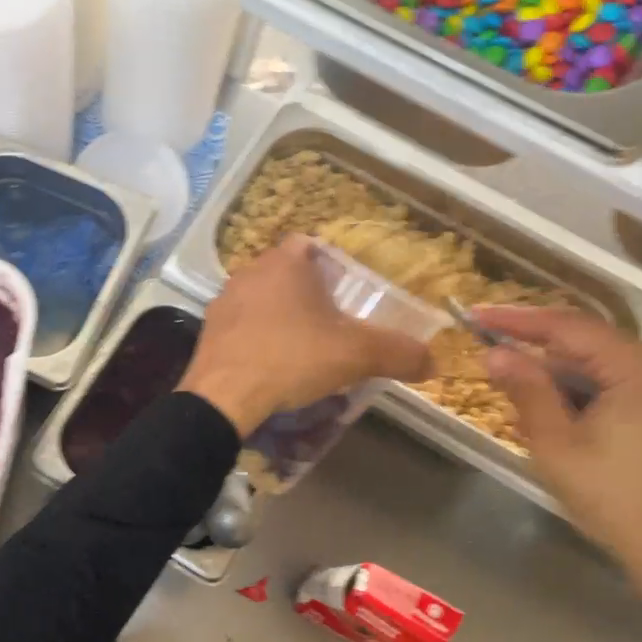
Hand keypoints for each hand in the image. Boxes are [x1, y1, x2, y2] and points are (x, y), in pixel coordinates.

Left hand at [179, 236, 432, 435]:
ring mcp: (222, 301)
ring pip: (260, 300)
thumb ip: (398, 354)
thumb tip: (434, 363)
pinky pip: (240, 327)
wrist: (224, 396)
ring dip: (279, 316)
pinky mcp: (207, 331)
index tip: (345, 294)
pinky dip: (256, 339)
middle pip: (285, 273)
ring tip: (300, 347)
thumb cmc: (292, 359)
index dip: (331, 265)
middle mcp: (249, 271)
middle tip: (329, 324)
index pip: (311, 246)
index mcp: (285, 262)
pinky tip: (269, 364)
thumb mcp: (356, 356)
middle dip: (306, 294)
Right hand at [477, 306, 641, 641]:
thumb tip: (494, 352)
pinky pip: (623, 383)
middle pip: (588, 345)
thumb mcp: (556, 444)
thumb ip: (526, 390)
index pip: (569, 327)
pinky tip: (558, 414)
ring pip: (603, 366)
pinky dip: (586, 392)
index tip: (474, 314)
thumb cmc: (616, 499)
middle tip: (489, 362)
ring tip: (518, 398)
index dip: (517, 320)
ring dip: (560, 378)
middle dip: (538, 355)